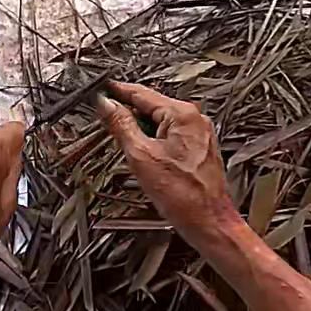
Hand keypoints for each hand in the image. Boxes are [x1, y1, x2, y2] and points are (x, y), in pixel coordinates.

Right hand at [94, 81, 240, 246]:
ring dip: (140, 127)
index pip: (142, 93)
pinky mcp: (199, 147)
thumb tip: (106, 105)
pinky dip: (153, 138)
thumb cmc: (184, 195)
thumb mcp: (141, 156)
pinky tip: (143, 153)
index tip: (102, 89)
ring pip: (161, 121)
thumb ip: (121, 125)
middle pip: (152, 105)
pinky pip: (170, 134)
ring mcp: (199, 133)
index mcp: (182, 115)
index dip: (118, 91)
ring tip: (122, 138)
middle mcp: (195, 119)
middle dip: (128, 111)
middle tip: (105, 114)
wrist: (208, 222)